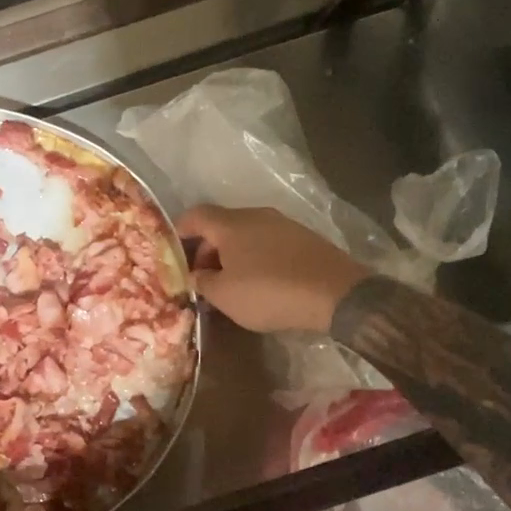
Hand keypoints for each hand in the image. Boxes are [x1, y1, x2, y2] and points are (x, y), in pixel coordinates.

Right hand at [175, 205, 373, 332]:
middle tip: (201, 277)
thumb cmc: (270, 292)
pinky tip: (260, 281)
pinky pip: (268, 242)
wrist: (337, 294)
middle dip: (206, 249)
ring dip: (232, 254)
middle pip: (221, 225)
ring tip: (230, 282)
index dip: (179, 231)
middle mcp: (255, 215)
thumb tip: (194, 275)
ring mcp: (283, 224)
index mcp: (230, 224)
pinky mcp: (304, 238)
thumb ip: (202, 282)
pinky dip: (256, 257)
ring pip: (246, 234)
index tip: (173, 251)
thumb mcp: (224, 295)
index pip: (195, 215)